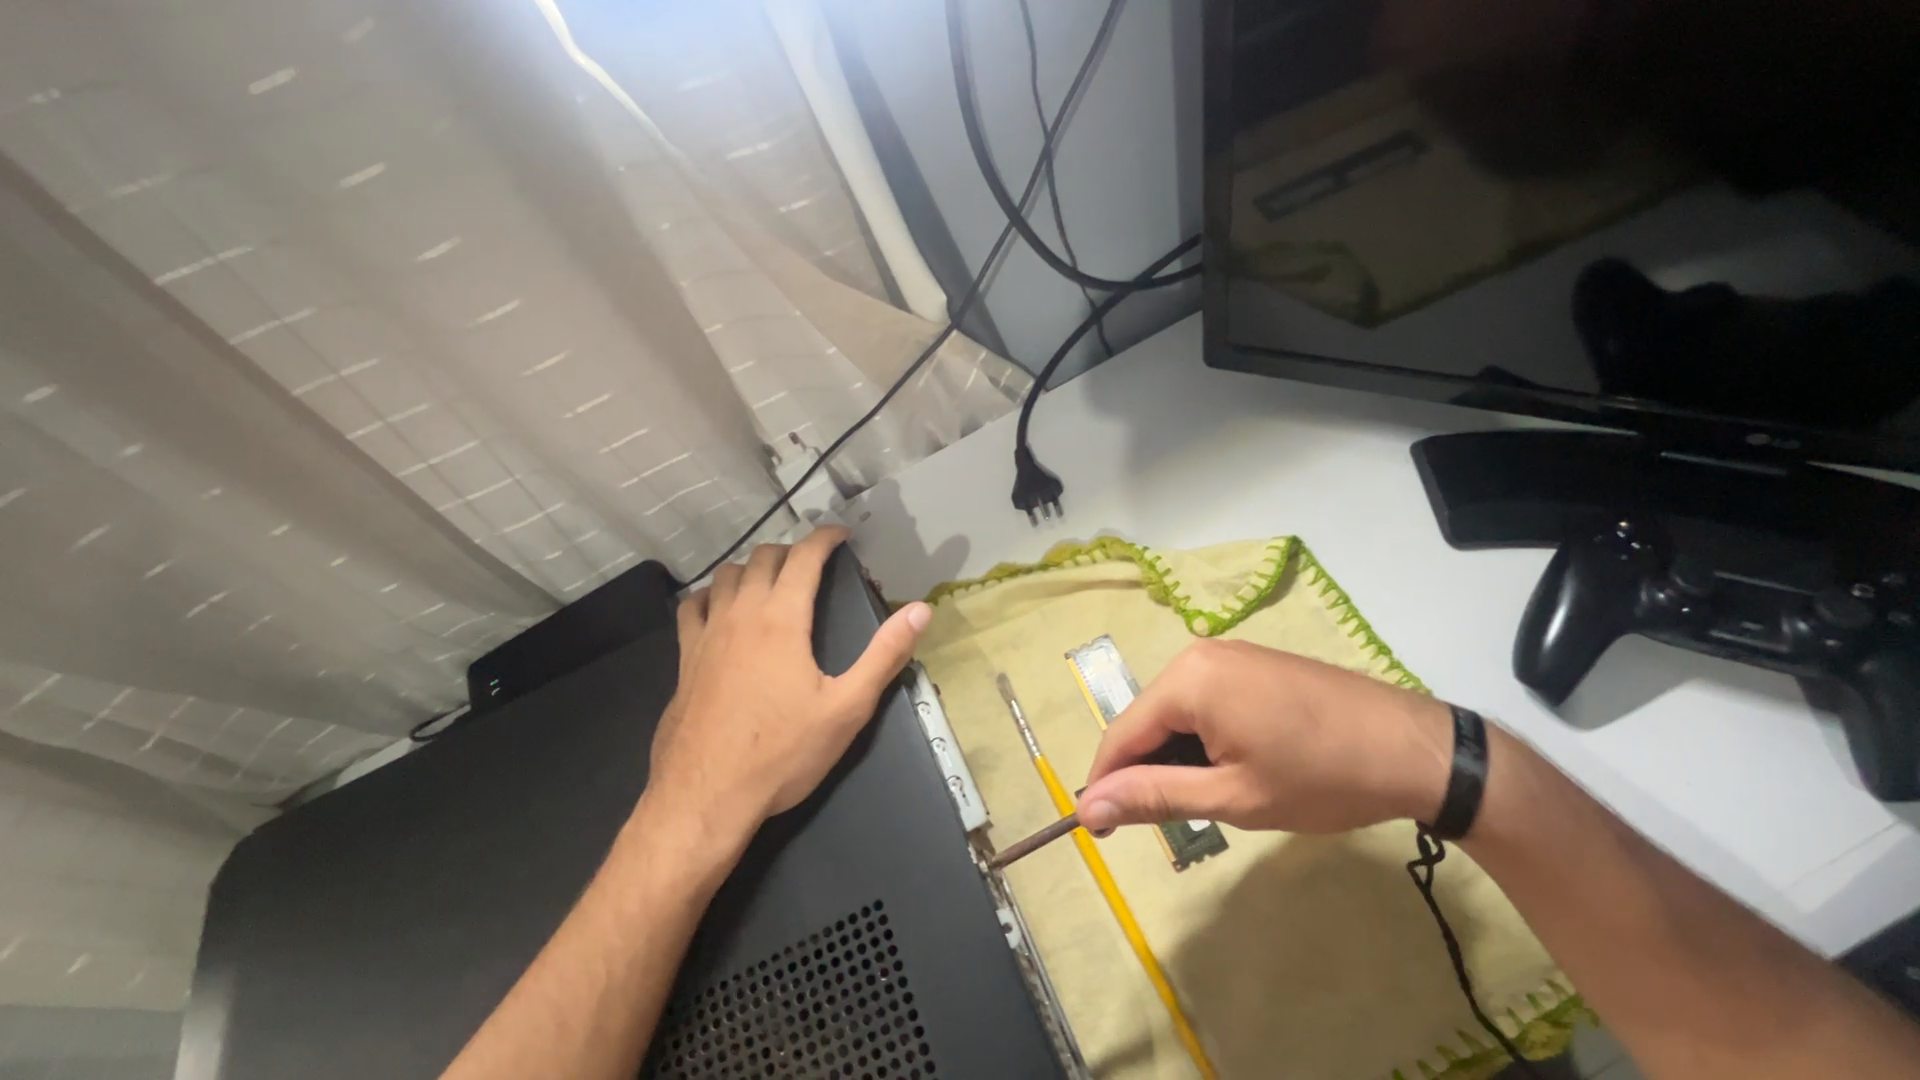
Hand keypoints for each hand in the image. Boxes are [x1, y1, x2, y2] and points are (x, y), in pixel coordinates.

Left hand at [645, 527, 931, 841]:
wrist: (706, 796)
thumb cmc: (783, 753)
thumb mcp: (847, 708)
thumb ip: (884, 655)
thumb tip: (919, 611)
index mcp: (782, 618)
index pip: (804, 557)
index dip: (825, 538)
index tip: (842, 535)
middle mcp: (740, 613)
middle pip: (763, 559)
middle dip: (791, 551)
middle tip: (814, 563)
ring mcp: (706, 634)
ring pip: (726, 577)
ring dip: (752, 568)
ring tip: (771, 580)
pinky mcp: (685, 658)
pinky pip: (693, 607)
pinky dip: (711, 595)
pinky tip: (718, 608)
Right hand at [1077, 640, 1453, 834]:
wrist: (1415, 750)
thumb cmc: (1320, 778)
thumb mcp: (1232, 796)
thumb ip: (1154, 797)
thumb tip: (1087, 808)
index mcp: (1187, 680)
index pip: (1121, 734)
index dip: (1104, 784)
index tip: (1096, 830)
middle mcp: (1199, 654)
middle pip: (1148, 721)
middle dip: (1145, 771)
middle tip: (1162, 823)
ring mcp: (1229, 654)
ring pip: (1176, 713)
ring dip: (1175, 756)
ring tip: (1204, 799)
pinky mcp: (1253, 663)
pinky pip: (1204, 701)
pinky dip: (1202, 738)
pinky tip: (1228, 768)